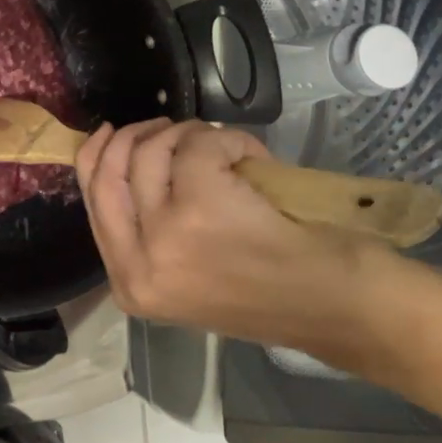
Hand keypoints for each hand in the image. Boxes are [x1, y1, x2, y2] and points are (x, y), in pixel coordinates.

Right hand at [75, 119, 384, 350]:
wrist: (349, 310)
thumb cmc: (277, 294)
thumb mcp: (188, 275)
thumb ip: (149, 231)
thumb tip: (125, 157)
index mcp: (129, 284)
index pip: (93, 198)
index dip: (100, 155)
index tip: (115, 132)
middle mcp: (137, 261)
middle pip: (109, 169)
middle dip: (136, 137)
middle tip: (172, 132)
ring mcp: (166, 232)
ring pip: (151, 151)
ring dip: (191, 137)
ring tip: (228, 153)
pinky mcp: (202, 203)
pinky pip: (198, 143)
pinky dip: (228, 139)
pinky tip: (255, 162)